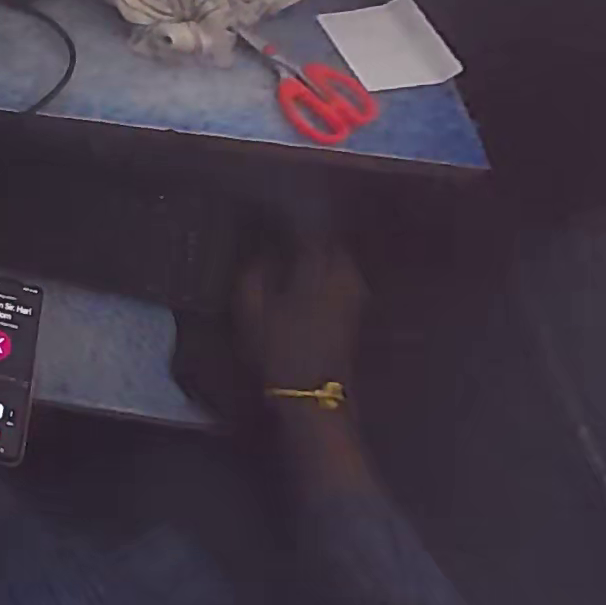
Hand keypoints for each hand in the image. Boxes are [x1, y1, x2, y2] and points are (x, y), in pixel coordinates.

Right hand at [235, 241, 376, 492]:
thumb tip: (259, 253)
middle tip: (279, 230)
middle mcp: (344, 278)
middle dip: (308, 234)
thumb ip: (254, 275)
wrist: (311, 392)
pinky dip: (322, 269)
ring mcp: (354, 295)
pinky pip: (339, 276)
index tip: (269, 212)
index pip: (309, 232)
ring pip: (337, 260)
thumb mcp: (251, 309)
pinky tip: (301, 274)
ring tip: (288, 250)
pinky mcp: (354, 310)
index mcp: (318, 272)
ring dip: (317, 252)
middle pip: (330, 244)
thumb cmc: (277, 347)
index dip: (290, 220)